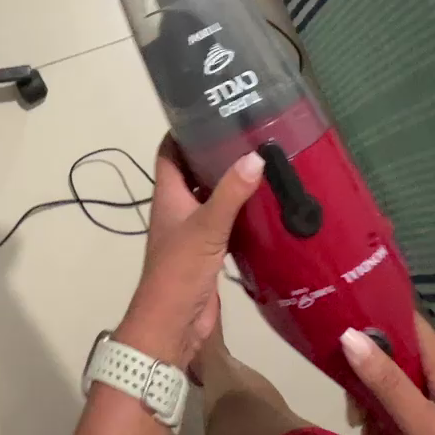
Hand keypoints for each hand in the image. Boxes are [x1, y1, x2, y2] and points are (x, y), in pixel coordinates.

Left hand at [113, 137, 264, 369]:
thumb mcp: (207, 226)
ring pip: (211, 196)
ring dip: (231, 183)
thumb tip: (255, 156)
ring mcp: (192, 228)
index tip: (210, 111)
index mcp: (168, 193)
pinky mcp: (208, 250)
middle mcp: (178, 206)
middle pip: (193, 170)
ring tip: (263, 163)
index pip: (170, 150)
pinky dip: (241, 213)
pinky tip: (266, 207)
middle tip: (249, 135)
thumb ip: (230, 193)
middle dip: (215, 153)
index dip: (183, 129)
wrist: (174, 323)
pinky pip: (225, 222)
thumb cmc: (180, 268)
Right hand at [341, 315, 434, 434]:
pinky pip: (416, 400)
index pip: (401, 316)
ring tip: (366, 429)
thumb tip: (346, 331)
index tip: (334, 330)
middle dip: (368, 374)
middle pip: (396, 351)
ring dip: (379, 400)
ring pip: (402, 379)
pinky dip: (396, 414)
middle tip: (352, 410)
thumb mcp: (424, 427)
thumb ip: (388, 383)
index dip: (367, 316)